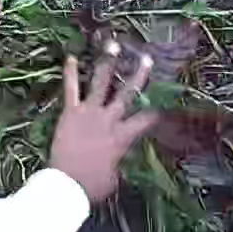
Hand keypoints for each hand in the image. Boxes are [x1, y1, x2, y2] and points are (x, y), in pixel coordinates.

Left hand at [50, 43, 160, 201]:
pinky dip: (70, 73)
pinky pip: (71, 89)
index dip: (157, 111)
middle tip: (146, 58)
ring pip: (101, 83)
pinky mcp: (71, 112)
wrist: (67, 186)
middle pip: (128, 93)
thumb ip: (118, 161)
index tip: (165, 101)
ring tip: (113, 45)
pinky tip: (69, 56)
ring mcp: (89, 113)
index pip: (146, 119)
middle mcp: (109, 119)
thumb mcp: (114, 176)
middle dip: (138, 75)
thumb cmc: (92, 186)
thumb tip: (117, 158)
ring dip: (108, 64)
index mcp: (123, 137)